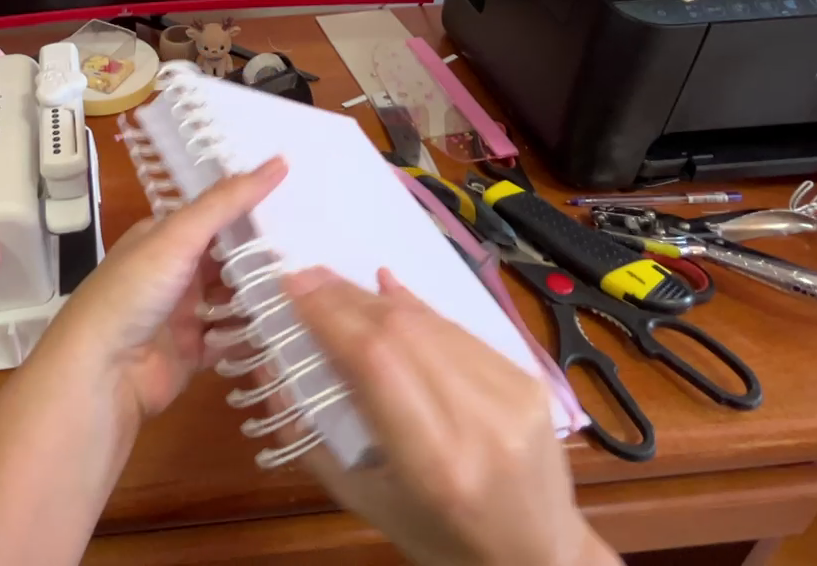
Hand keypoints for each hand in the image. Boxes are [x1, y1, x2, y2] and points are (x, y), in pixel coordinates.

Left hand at [36, 157, 287, 421]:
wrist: (101, 373)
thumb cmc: (134, 290)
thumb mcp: (179, 235)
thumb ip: (227, 202)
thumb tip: (278, 162)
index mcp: (164, 237)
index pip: (215, 214)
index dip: (252, 206)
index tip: (299, 198)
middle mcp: (174, 272)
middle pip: (227, 258)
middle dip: (263, 253)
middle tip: (318, 242)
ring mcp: (183, 314)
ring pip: (233, 299)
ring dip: (263, 294)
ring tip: (312, 283)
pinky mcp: (193, 353)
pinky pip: (232, 339)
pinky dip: (254, 334)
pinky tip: (292, 325)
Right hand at [280, 267, 618, 565]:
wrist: (542, 556)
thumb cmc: (442, 540)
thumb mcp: (366, 502)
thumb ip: (312, 436)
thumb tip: (274, 367)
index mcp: (436, 464)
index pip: (376, 361)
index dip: (330, 315)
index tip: (290, 288)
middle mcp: (480, 420)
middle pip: (400, 331)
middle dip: (343, 296)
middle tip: (303, 279)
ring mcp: (511, 393)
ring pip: (428, 321)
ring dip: (373, 297)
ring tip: (334, 285)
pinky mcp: (527, 376)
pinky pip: (456, 327)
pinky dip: (413, 306)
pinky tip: (385, 293)